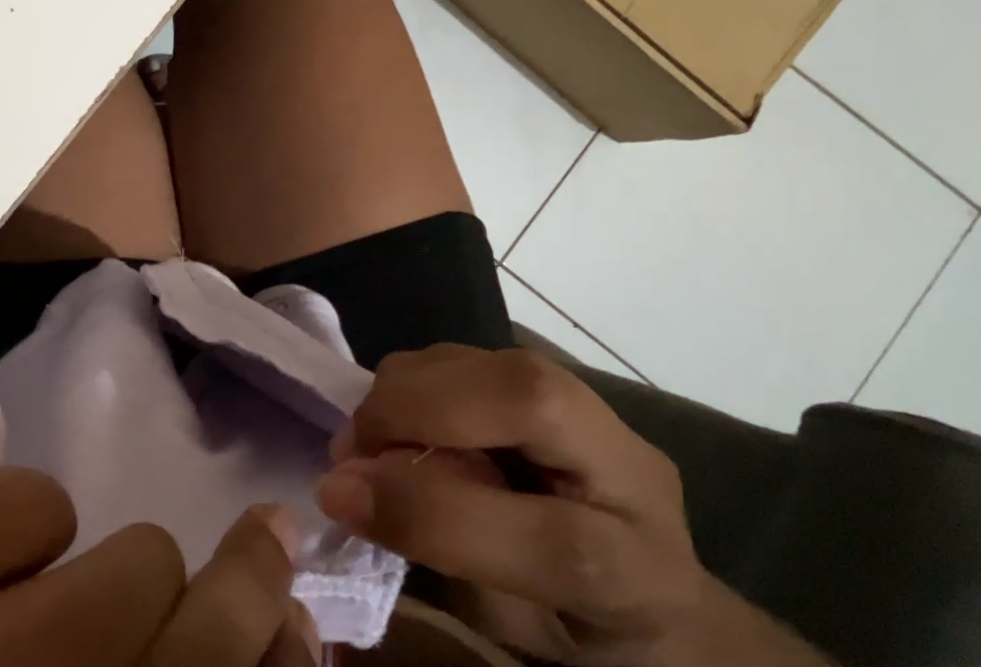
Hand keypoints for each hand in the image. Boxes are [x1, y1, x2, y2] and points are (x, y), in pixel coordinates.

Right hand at [319, 345, 831, 666]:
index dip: (433, 512)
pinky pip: (471, 355)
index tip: (338, 493)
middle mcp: (634, 473)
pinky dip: (416, 380)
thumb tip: (341, 482)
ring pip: (491, 361)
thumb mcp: (502, 626)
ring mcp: (599, 412)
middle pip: (530, 400)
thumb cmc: (560, 625)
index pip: (557, 541)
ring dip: (407, 390)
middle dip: (411, 411)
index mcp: (642, 575)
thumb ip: (434, 552)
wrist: (641, 593)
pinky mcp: (556, 379)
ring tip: (377, 441)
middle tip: (351, 451)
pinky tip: (409, 423)